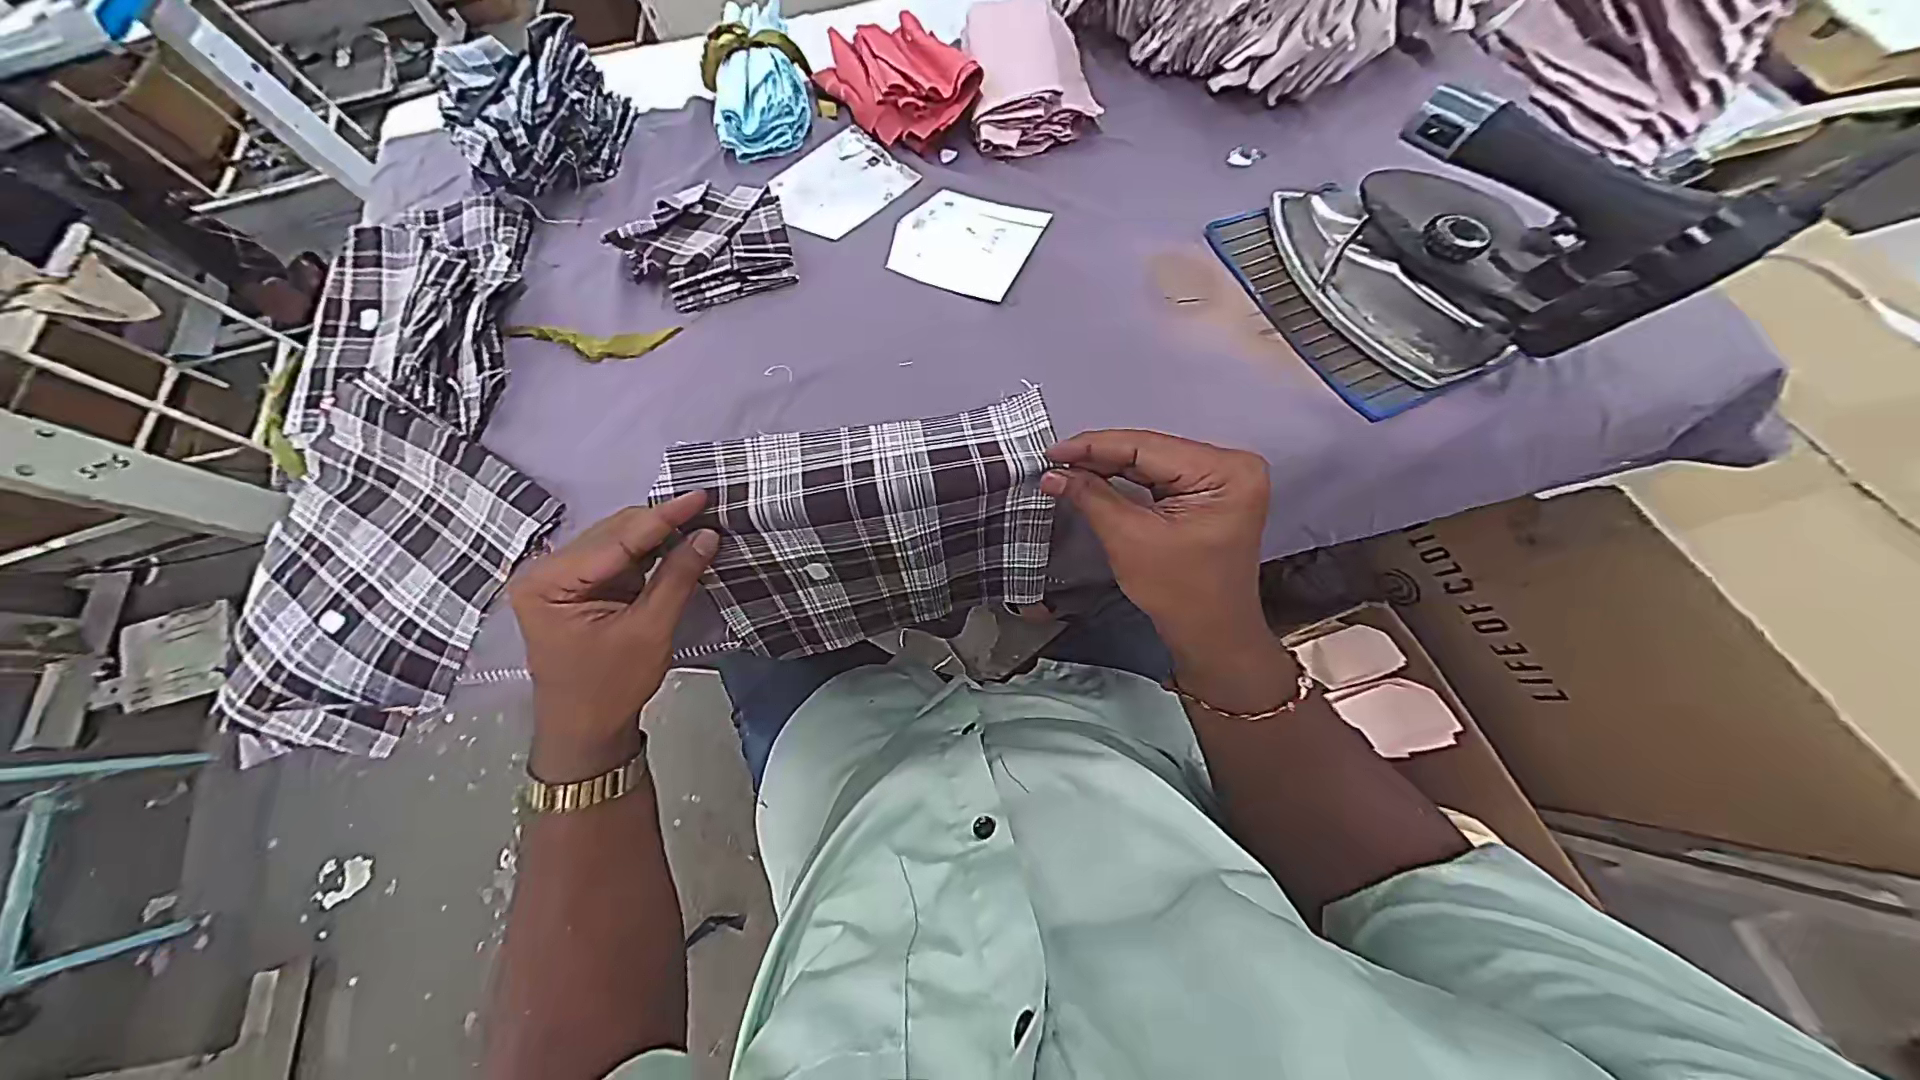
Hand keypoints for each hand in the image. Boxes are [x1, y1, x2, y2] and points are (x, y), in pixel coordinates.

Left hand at [508, 494, 718, 780]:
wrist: (584, 730)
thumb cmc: (610, 686)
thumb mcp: (649, 631)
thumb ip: (676, 578)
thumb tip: (707, 535)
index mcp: (549, 581)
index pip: (617, 538)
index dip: (664, 516)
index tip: (700, 496)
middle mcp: (547, 571)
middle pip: (614, 533)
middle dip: (661, 523)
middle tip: (707, 510)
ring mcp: (561, 579)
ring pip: (618, 542)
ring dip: (657, 536)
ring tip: (698, 522)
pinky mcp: (579, 588)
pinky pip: (619, 559)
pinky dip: (649, 553)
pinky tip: (677, 544)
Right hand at [1043, 430, 1294, 710]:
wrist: (1213, 634)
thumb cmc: (1182, 595)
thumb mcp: (1130, 539)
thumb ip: (1091, 496)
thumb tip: (1055, 472)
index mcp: (1225, 472)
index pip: (1147, 446)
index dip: (1094, 446)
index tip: (1053, 451)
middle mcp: (1231, 466)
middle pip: (1150, 450)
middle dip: (1099, 456)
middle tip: (1054, 461)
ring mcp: (1222, 478)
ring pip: (1152, 461)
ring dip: (1108, 466)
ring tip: (1066, 467)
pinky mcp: (1209, 492)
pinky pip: (1160, 475)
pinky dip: (1125, 479)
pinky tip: (1094, 476)